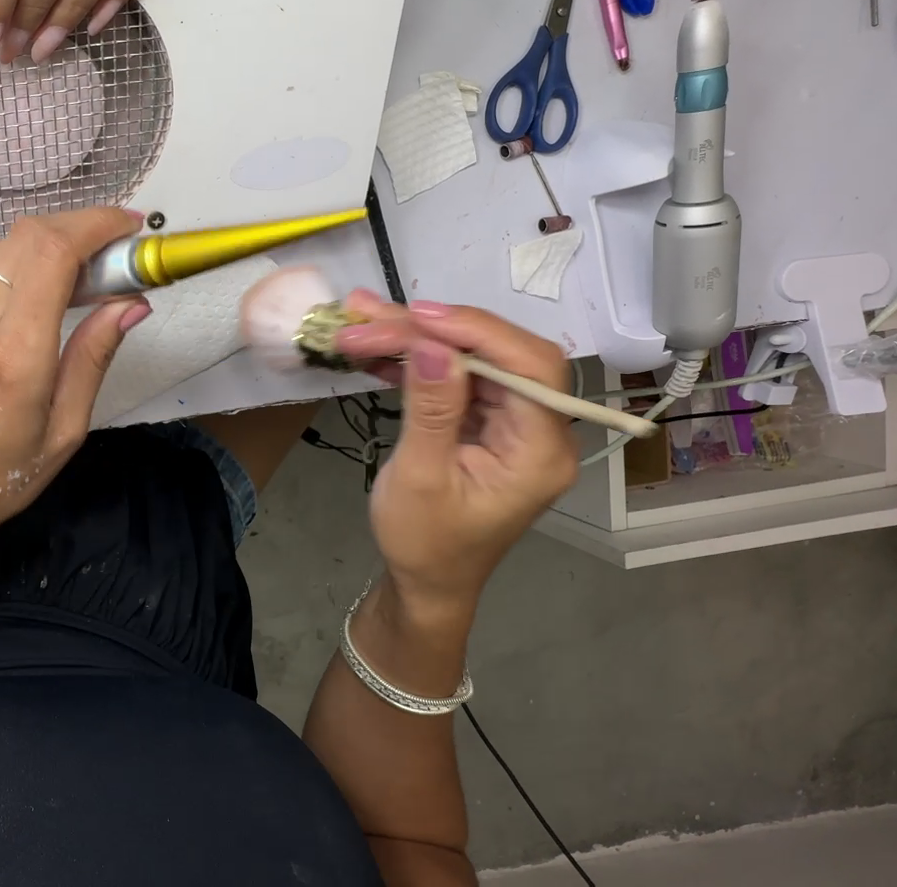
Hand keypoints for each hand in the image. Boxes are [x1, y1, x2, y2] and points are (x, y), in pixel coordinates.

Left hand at [0, 208, 151, 578]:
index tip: (126, 228)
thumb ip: (93, 357)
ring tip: (67, 279)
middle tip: (105, 256)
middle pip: (22, 236)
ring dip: (37, 248)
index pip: (52, 252)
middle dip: (72, 229)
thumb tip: (130, 304)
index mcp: (13, 360)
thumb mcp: (63, 431)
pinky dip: (3, 272)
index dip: (95, 225)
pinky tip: (21, 303)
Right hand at [332, 294, 578, 614]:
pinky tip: (372, 349)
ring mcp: (509, 423)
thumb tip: (432, 347)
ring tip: (357, 320)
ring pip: (469, 359)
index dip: (478, 331)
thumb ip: (431, 410)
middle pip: (496, 354)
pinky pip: (453, 377)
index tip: (415, 316)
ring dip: (413, 338)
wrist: (425, 580)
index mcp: (538, 449)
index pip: (530, 367)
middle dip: (430, 329)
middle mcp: (537, 428)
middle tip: (364, 317)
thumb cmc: (424, 542)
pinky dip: (412, 360)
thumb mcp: (420, 478)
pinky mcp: (483, 423)